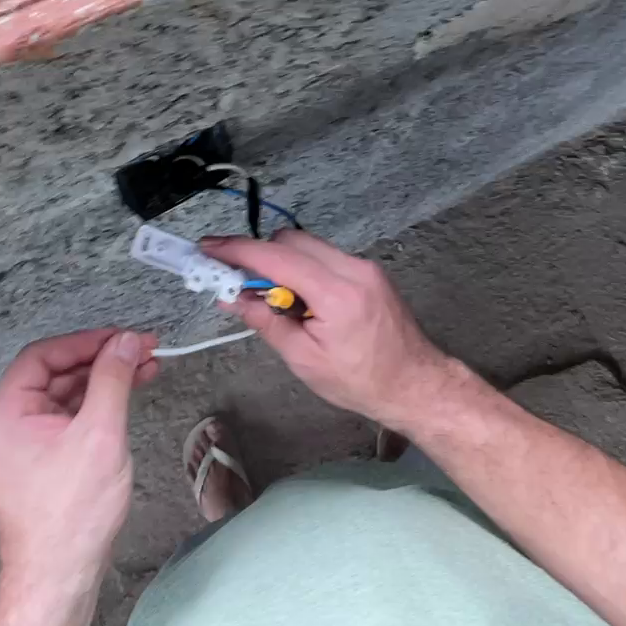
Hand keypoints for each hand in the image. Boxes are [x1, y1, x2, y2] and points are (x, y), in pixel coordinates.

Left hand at [0, 329, 157, 595]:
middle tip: (144, 349)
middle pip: (54, 374)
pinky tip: (128, 396)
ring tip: (147, 367)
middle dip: (101, 359)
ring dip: (104, 380)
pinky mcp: (39, 463)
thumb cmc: (74, 511)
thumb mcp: (99, 434)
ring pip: (64, 395)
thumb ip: (112, 379)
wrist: (60, 579)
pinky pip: (66, 419)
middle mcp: (4, 426)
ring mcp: (21, 446)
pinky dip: (97, 405)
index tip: (125, 337)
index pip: (42, 356)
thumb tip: (127, 340)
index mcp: (4, 415)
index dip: (86, 341)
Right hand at [200, 231, 453, 427]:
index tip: (209, 248)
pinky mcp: (368, 271)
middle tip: (236, 282)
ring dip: (281, 263)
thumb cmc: (361, 381)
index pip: (277, 258)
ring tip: (271, 299)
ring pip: (308, 245)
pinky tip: (297, 300)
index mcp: (338, 294)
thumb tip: (233, 297)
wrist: (415, 384)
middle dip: (259, 255)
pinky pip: (324, 257)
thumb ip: (266, 322)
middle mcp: (354, 269)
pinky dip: (303, 269)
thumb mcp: (304, 359)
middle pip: (291, 241)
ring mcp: (365, 266)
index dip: (238, 250)